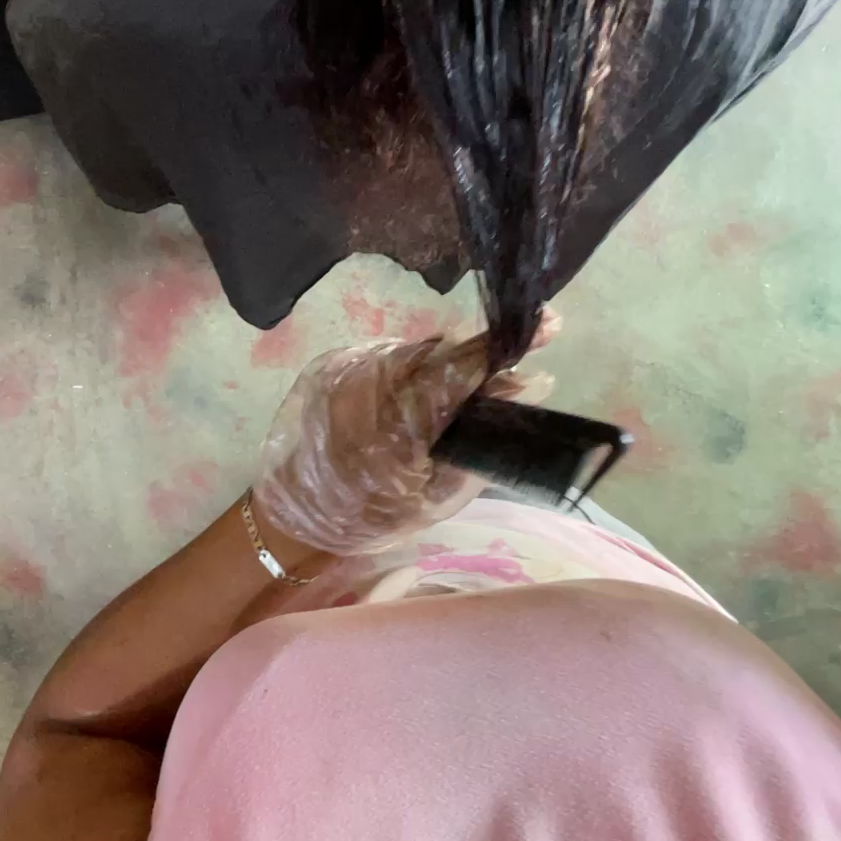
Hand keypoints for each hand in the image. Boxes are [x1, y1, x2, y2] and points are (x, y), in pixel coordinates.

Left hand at [251, 312, 557, 555]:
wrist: (290, 510)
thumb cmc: (368, 517)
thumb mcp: (436, 499)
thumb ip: (481, 447)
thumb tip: (523, 395)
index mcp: (399, 420)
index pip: (462, 367)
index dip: (506, 347)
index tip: (550, 324)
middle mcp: (370, 382)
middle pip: (440, 351)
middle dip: (479, 357)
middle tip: (510, 371)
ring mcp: (345, 368)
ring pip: (412, 352)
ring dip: (442, 365)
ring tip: (457, 392)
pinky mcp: (328, 365)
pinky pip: (384, 357)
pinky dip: (407, 370)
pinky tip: (415, 394)